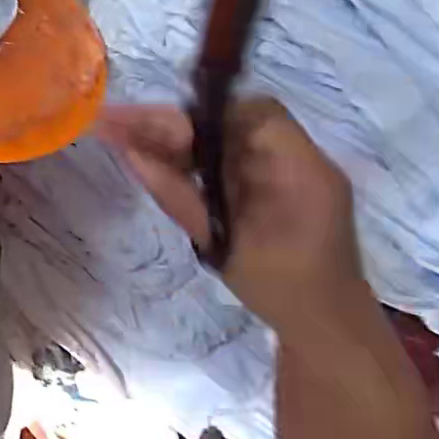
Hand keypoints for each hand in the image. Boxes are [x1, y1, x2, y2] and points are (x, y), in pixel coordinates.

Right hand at [98, 98, 372, 339]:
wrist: (325, 327)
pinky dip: (184, 156)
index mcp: (298, 169)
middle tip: (113, 122)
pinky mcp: (268, 185)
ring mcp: (283, 171)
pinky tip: (145, 153)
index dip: (200, 112)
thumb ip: (178, 196)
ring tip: (116, 132)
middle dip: (166, 122)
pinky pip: (223, 158)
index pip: (251, 112)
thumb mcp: (222, 244)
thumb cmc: (280, 288)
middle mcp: (295, 160)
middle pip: (223, 122)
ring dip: (168, 136)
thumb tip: (130, 152)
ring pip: (218, 138)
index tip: (151, 123)